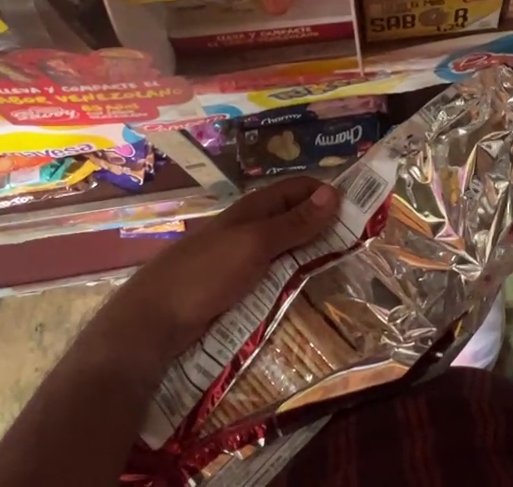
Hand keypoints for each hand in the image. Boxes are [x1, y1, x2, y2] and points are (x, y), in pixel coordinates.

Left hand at [102, 176, 339, 358]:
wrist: (150, 324)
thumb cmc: (204, 275)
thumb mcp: (256, 245)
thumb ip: (295, 223)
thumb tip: (335, 192)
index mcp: (253, 209)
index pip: (300, 188)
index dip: (328, 192)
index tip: (362, 207)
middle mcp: (248, 227)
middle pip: (294, 217)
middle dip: (324, 224)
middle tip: (358, 241)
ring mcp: (239, 258)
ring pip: (284, 247)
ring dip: (309, 252)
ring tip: (338, 265)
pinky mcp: (233, 287)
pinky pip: (271, 274)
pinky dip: (290, 276)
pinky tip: (301, 288)